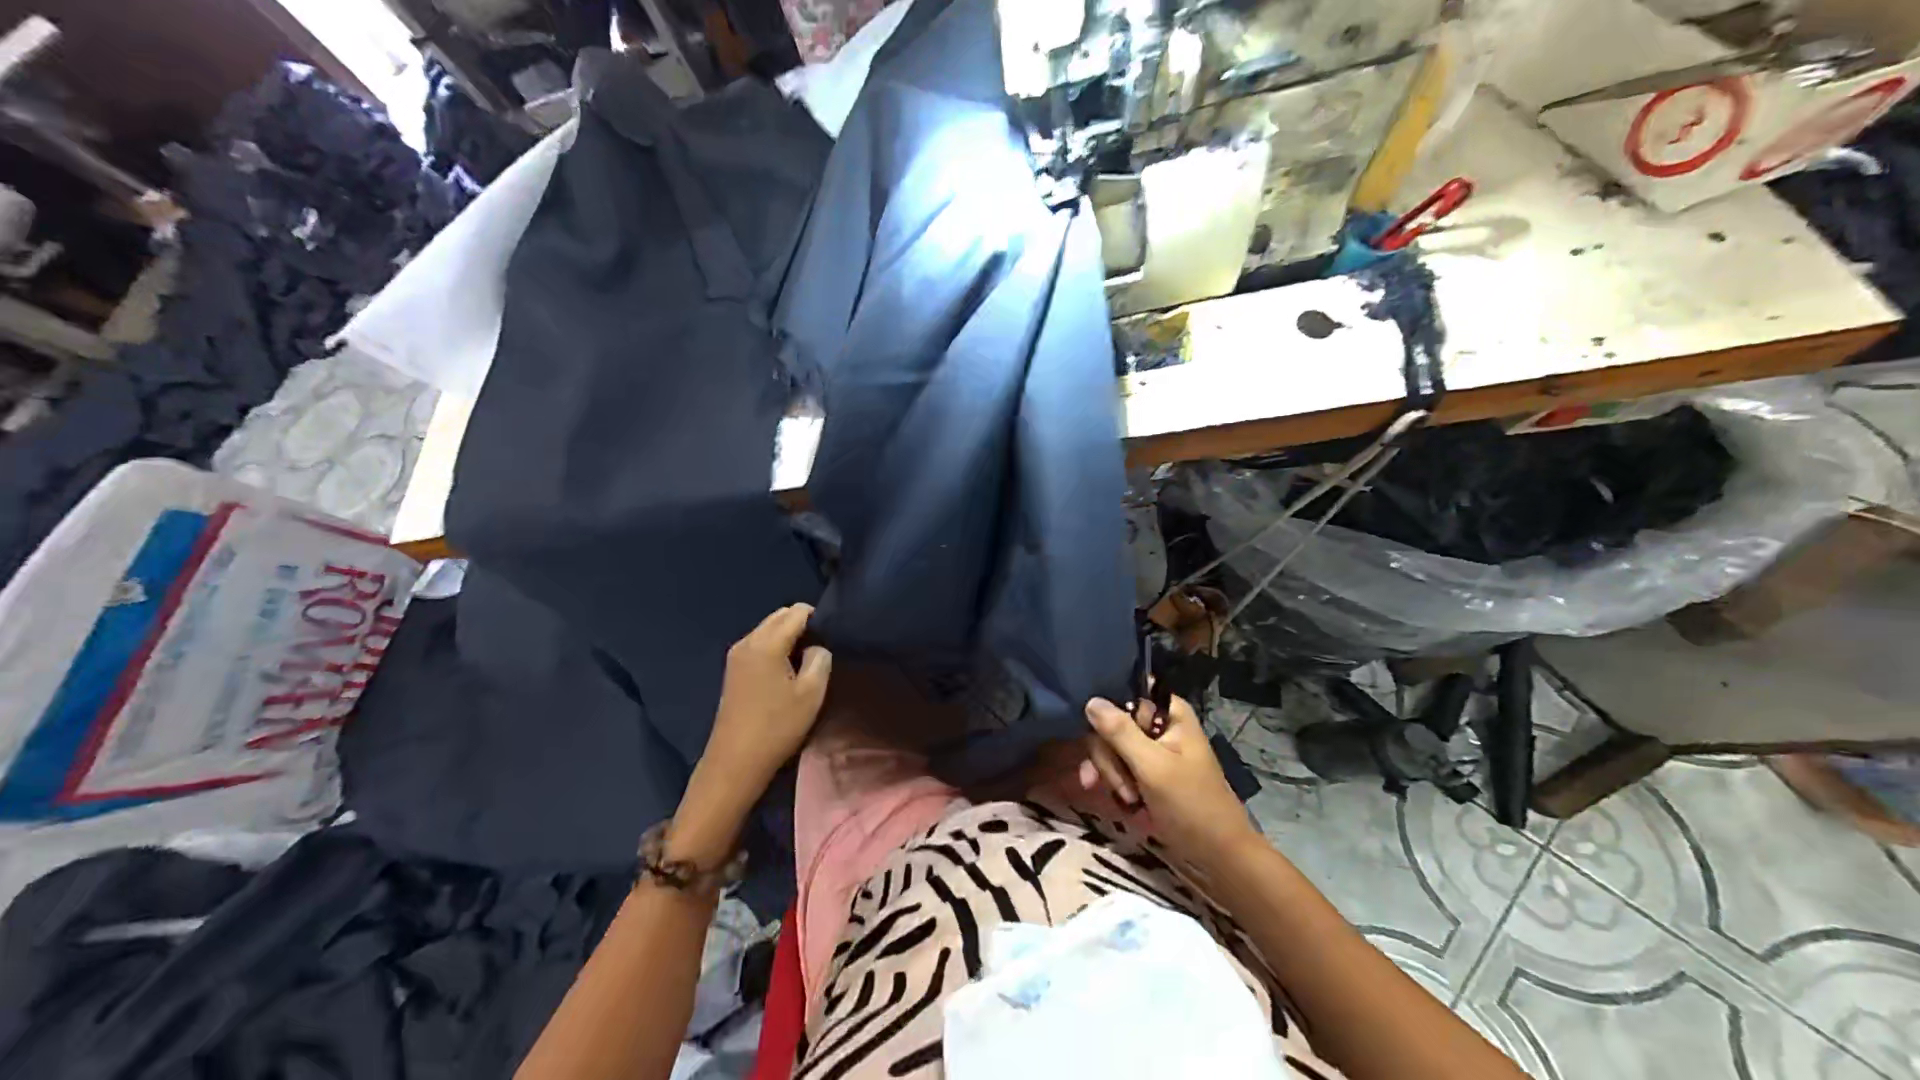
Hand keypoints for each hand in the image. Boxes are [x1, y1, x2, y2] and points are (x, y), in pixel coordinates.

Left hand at [706, 604, 832, 786]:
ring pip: (768, 629)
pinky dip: (775, 648)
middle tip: (820, 650)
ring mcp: (736, 655)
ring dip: (788, 637)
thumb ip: (820, 659)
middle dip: (802, 624)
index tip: (833, 638)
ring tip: (805, 662)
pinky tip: (786, 672)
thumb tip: (817, 647)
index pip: (797, 612)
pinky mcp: (733, 670)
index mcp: (767, 643)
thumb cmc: (777, 726)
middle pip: (780, 616)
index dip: (819, 618)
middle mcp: (748, 641)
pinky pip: (759, 644)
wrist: (735, 761)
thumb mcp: (812, 693)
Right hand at [1082, 695, 1261, 870]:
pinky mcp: (1145, 769)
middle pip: (1112, 722)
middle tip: (1123, 785)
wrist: (1217, 854)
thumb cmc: (1191, 806)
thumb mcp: (1153, 767)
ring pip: (1110, 745)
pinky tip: (1120, 802)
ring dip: (1112, 774)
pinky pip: (1117, 764)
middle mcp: (1159, 723)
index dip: (1108, 714)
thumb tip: (1090, 701)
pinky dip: (1114, 782)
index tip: (1103, 740)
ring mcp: (1152, 747)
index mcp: (1169, 712)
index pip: (1125, 693)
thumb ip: (1120, 732)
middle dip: (1110, 756)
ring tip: (1128, 800)